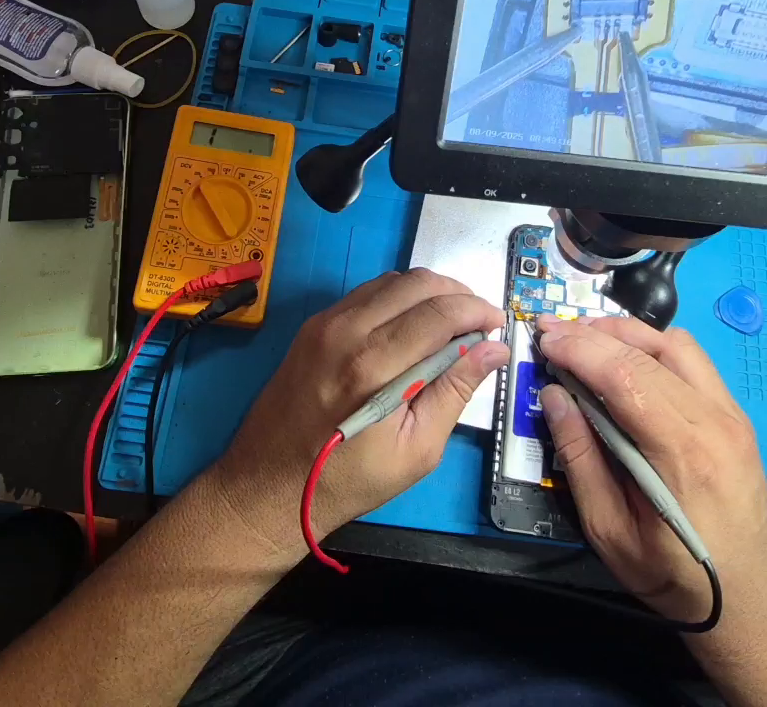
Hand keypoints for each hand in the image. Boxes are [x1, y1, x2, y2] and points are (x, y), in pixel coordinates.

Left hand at [207, 269, 506, 558]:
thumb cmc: (348, 480)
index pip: (439, 312)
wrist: (267, 485)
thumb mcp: (415, 450)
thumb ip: (455, 391)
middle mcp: (347, 330)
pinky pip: (367, 293)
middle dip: (458, 293)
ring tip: (452, 320)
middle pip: (417, 283)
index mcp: (373, 366)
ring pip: (391, 281)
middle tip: (479, 320)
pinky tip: (413, 323)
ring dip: (429, 291)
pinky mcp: (314, 324)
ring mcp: (325, 322)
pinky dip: (399, 297)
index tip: (498, 323)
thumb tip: (494, 349)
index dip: (477, 310)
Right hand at [534, 315, 766, 631]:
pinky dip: (653, 345)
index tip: (544, 340)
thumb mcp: (611, 531)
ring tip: (583, 334)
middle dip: (592, 334)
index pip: (626, 375)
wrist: (754, 604)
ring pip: (675, 345)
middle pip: (647, 353)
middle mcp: (715, 422)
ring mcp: (732, 415)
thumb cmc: (677, 578)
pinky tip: (625, 354)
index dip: (580, 350)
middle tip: (551, 330)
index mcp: (684, 453)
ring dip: (625, 332)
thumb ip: (580, 458)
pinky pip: (693, 361)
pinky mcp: (735, 417)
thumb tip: (554, 396)